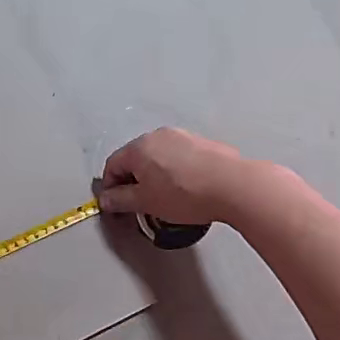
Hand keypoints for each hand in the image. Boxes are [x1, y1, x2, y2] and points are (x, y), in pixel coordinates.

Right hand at [97, 127, 250, 225]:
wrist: (232, 186)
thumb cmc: (186, 194)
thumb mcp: (145, 203)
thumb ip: (120, 200)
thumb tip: (107, 199)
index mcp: (139, 147)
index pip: (112, 165)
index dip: (110, 187)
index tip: (115, 204)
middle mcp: (158, 136)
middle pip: (135, 159)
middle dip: (133, 181)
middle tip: (139, 203)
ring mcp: (182, 137)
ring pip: (158, 157)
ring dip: (155, 176)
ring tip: (165, 198)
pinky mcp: (202, 144)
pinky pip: (179, 157)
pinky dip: (175, 172)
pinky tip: (186, 190)